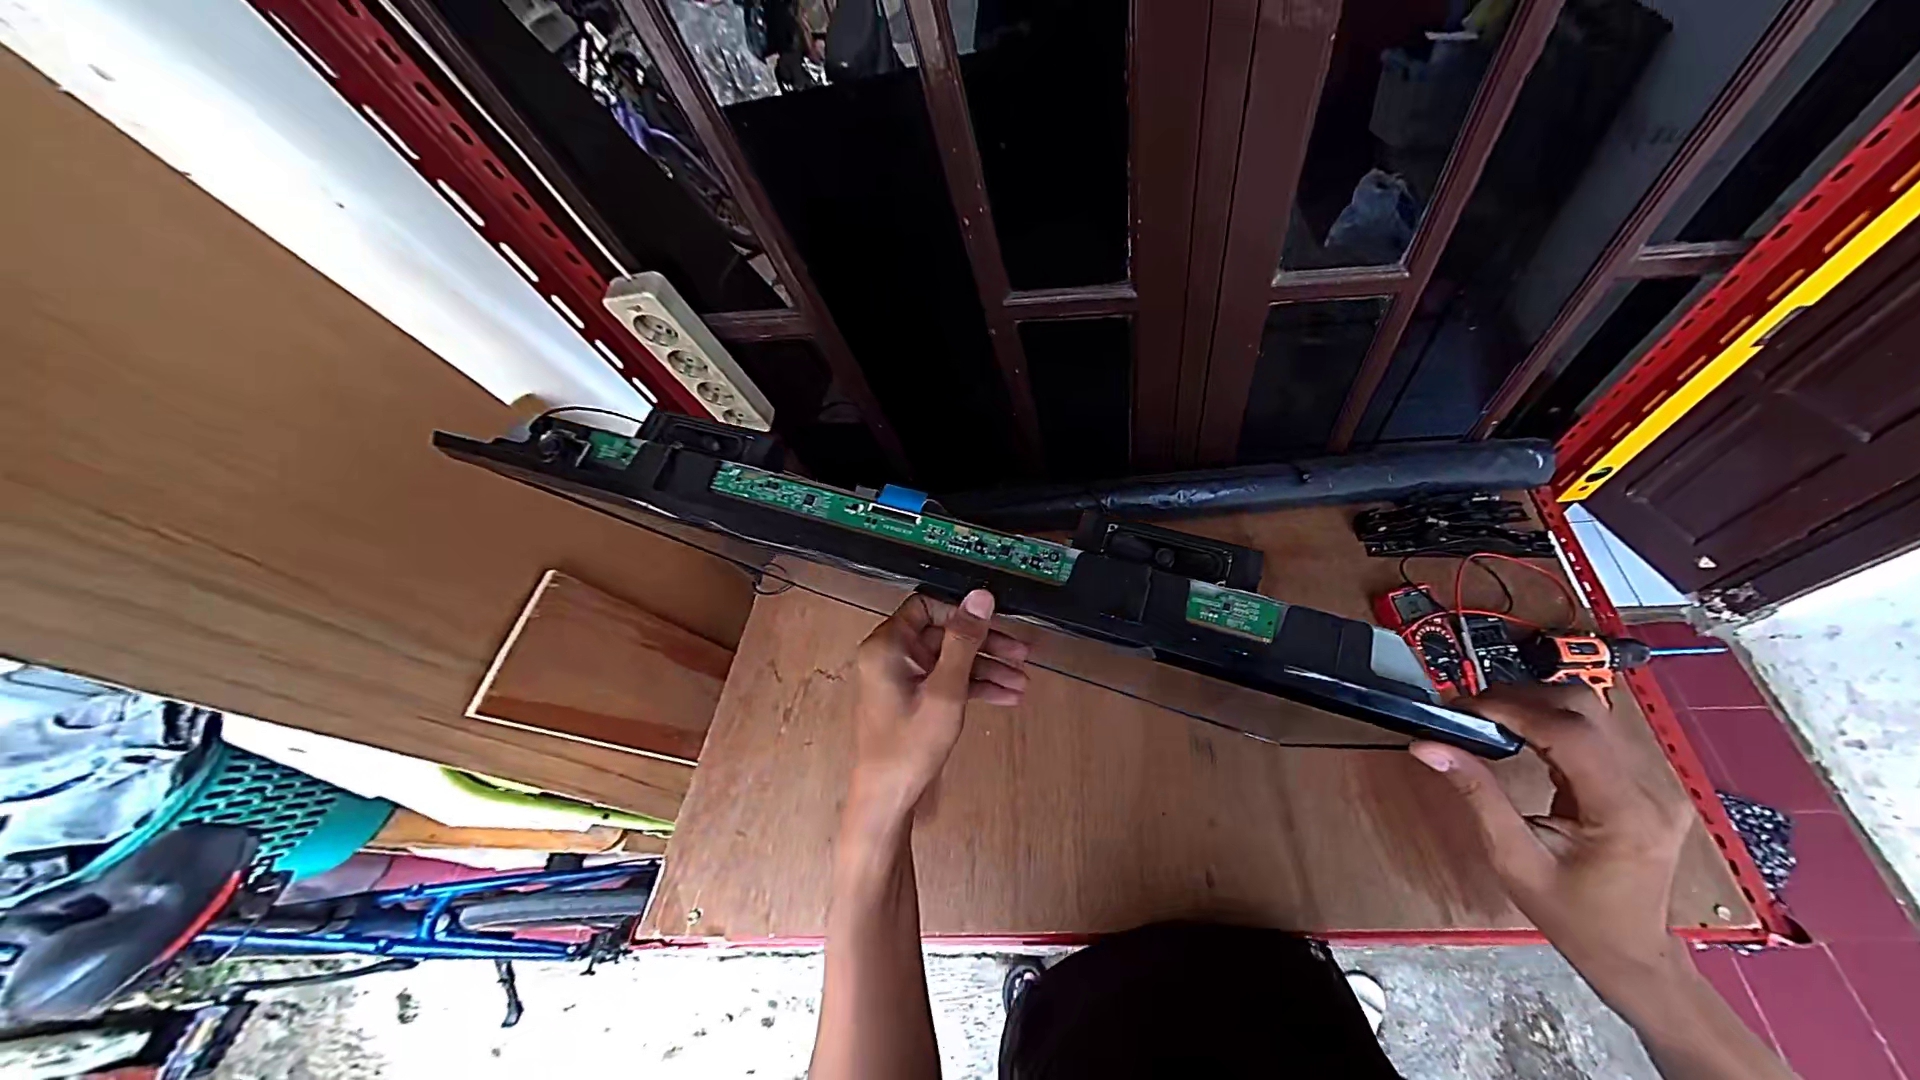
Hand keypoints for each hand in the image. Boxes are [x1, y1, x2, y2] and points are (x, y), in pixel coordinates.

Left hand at [847, 589, 1029, 824]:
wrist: (888, 798)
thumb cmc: (909, 745)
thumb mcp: (946, 689)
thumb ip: (964, 640)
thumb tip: (980, 597)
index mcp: (888, 645)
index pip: (927, 606)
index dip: (962, 612)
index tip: (994, 620)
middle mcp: (891, 655)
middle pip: (944, 634)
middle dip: (985, 645)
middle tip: (1020, 653)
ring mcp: (902, 678)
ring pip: (950, 660)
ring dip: (986, 668)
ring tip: (1021, 680)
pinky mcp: (912, 697)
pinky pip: (946, 680)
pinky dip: (973, 686)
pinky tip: (1005, 695)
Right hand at [1409, 683, 1697, 998]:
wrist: (1631, 952)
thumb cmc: (1571, 914)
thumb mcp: (1512, 857)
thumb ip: (1476, 792)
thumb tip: (1427, 745)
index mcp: (1624, 812)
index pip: (1570, 732)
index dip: (1512, 708)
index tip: (1461, 707)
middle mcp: (1652, 789)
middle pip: (1585, 709)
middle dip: (1519, 698)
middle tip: (1469, 711)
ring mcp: (1655, 783)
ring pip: (1591, 712)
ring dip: (1533, 704)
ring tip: (1487, 718)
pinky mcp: (1645, 781)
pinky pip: (1595, 730)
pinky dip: (1549, 720)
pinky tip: (1517, 734)